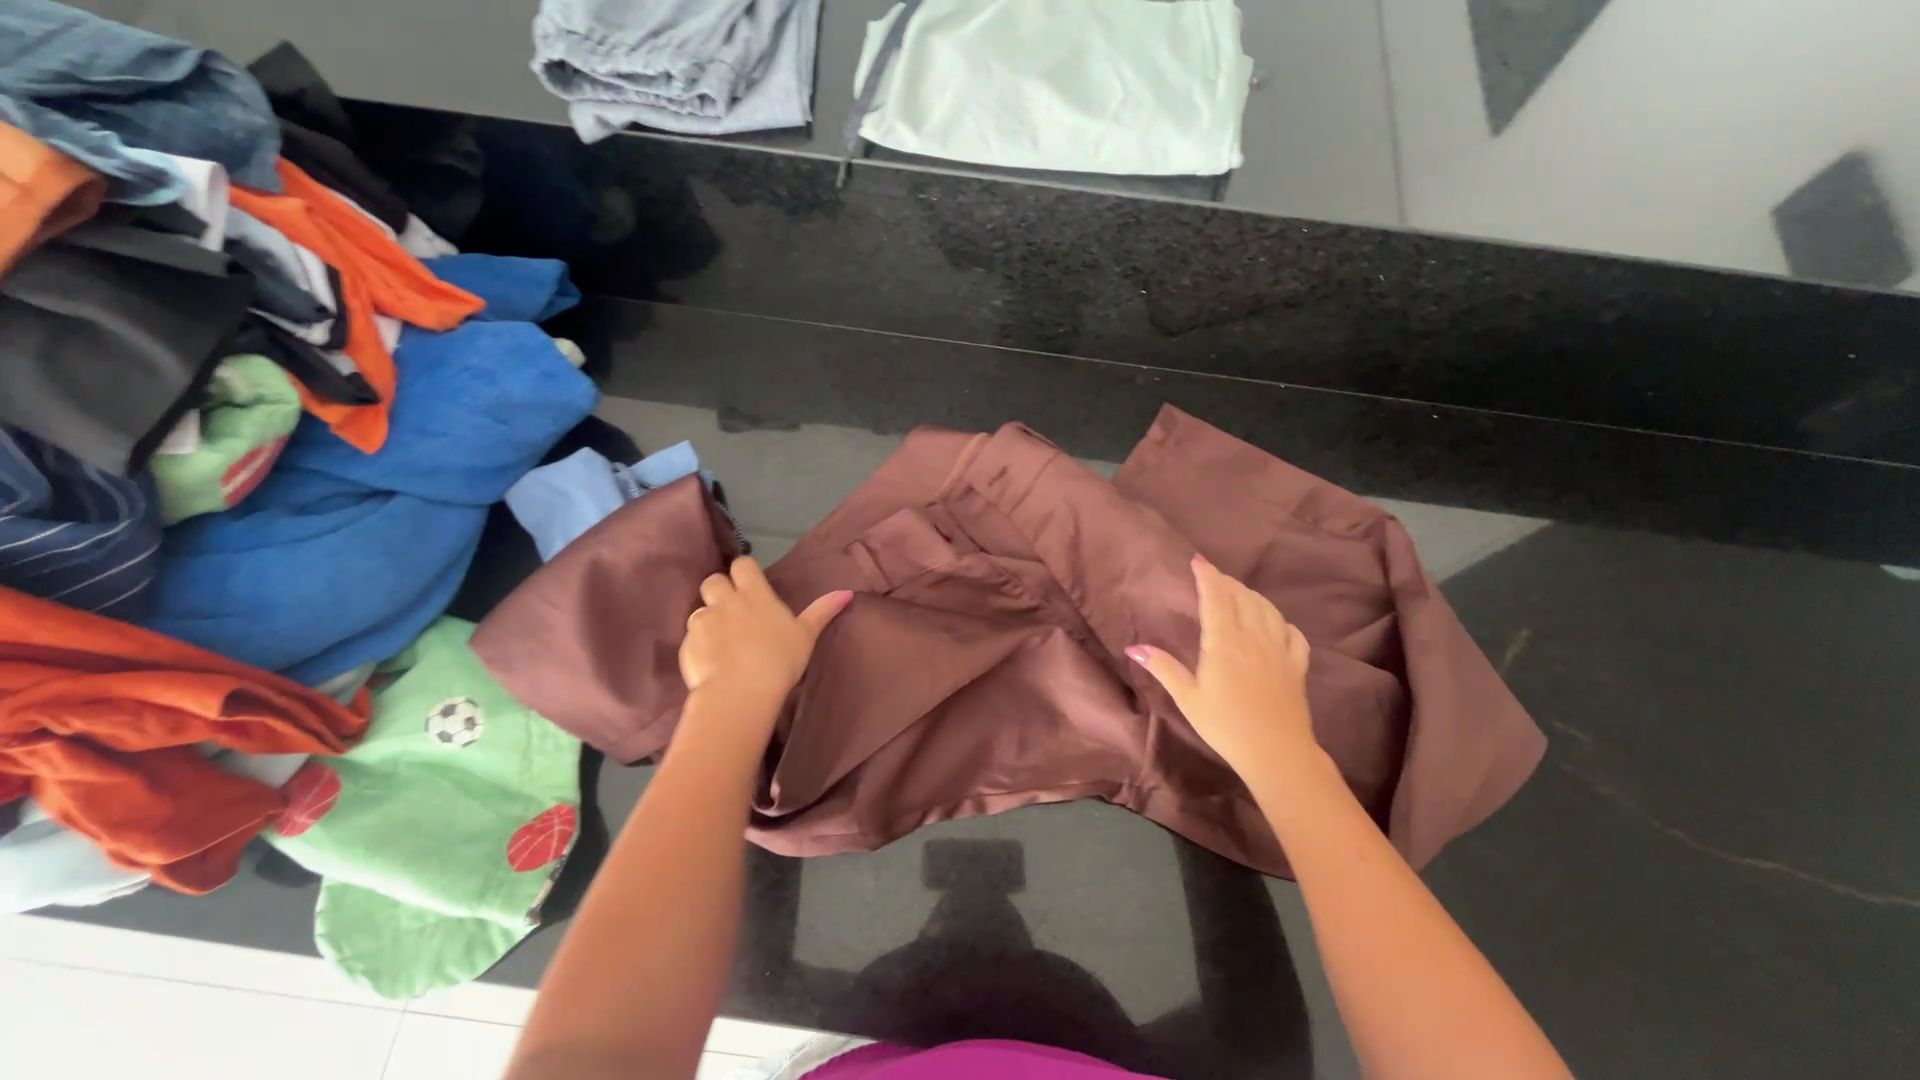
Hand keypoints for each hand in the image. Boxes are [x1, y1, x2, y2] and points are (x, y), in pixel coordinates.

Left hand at [680, 558, 851, 712]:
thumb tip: (847, 592)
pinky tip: (711, 662)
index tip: (751, 586)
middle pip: (713, 580)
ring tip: (721, 641)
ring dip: (708, 619)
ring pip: (699, 609)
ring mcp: (703, 622)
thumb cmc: (779, 661)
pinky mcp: (687, 644)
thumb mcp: (806, 636)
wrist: (740, 691)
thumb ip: (822, 612)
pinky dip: (699, 645)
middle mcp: (725, 602)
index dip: (744, 572)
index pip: (742, 565)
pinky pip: (691, 637)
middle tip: (732, 611)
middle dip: (719, 590)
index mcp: (755, 595)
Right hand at [1127, 555, 1319, 779]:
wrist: (1276, 751)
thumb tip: (1134, 648)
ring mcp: (1279, 649)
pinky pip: (1292, 633)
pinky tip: (1276, 625)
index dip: (1208, 576)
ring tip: (1240, 594)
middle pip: (1243, 598)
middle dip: (1228, 583)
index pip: (1216, 597)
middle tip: (1214, 578)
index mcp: (1225, 641)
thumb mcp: (1188, 699)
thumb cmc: (1225, 725)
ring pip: (1268, 610)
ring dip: (1253, 597)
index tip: (1198, 561)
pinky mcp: (1297, 666)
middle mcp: (1254, 637)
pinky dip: (1281, 622)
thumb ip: (1164, 669)